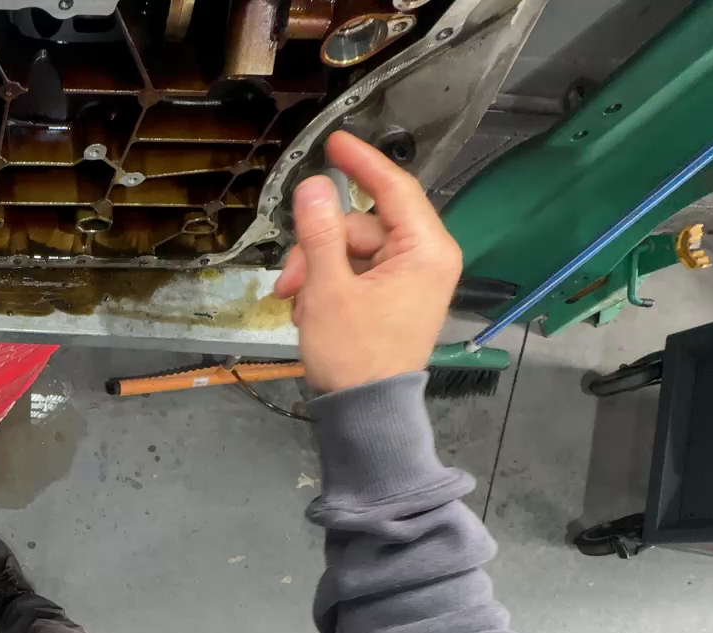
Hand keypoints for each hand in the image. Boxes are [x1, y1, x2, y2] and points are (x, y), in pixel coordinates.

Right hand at [272, 131, 462, 393]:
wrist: (365, 410)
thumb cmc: (352, 352)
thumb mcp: (328, 291)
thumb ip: (319, 234)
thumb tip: (314, 185)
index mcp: (424, 249)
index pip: (394, 189)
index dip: (362, 164)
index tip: (334, 142)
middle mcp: (424, 258)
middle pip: (360, 227)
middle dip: (318, 249)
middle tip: (287, 282)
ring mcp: (408, 280)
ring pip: (351, 252)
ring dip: (316, 272)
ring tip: (295, 304)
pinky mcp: (391, 299)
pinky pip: (354, 274)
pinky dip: (327, 286)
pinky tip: (309, 309)